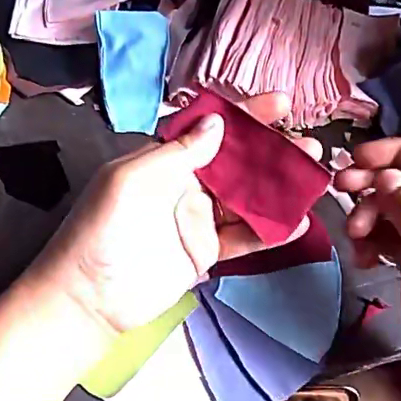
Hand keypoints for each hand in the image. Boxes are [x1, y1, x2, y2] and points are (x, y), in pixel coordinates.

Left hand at [26, 93, 315, 336]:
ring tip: (311, 179)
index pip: (212, 130)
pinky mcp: (207, 252)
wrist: (89, 296)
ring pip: (248, 199)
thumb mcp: (132, 180)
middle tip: (308, 146)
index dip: (246, 115)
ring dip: (280, 189)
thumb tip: (217, 122)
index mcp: (166, 161)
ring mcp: (199, 220)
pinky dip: (271, 231)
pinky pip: (245, 238)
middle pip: (239, 164)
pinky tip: (295, 223)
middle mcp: (187, 185)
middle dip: (274, 152)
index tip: (281, 104)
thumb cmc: (101, 231)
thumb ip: (178, 153)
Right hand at [334, 139, 400, 381]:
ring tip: (355, 238)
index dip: (394, 153)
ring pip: (393, 208)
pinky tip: (365, 258)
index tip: (356, 159)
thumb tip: (384, 177)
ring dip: (369, 215)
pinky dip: (372, 241)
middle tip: (339, 189)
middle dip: (374, 183)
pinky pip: (389, 236)